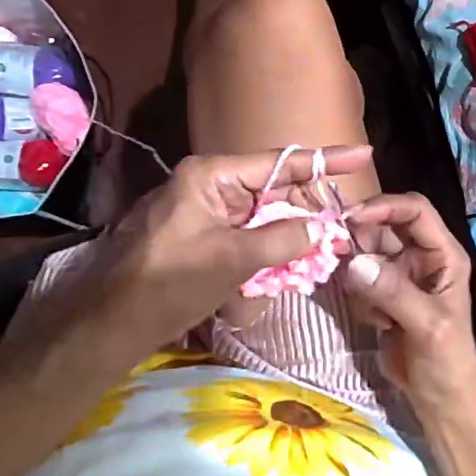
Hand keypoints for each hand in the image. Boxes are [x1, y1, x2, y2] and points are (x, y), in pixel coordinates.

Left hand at [1, 145, 374, 381]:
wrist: (111, 322)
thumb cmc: (168, 283)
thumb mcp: (231, 261)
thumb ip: (282, 240)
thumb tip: (321, 228)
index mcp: (210, 176)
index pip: (277, 162)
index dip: (323, 161)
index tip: (363, 154)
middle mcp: (207, 185)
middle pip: (271, 191)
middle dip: (304, 213)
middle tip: (340, 232)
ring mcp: (202, 211)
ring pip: (260, 218)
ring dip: (285, 241)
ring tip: (312, 260)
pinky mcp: (199, 236)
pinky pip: (243, 237)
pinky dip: (263, 255)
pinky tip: (278, 275)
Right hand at [340, 192, 475, 418]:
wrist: (439, 401)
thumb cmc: (446, 361)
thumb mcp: (427, 326)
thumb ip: (394, 292)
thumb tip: (354, 261)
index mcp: (443, 254)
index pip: (414, 211)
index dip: (384, 206)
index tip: (350, 218)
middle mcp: (421, 257)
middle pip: (383, 226)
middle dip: (361, 239)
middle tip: (339, 256)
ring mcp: (399, 275)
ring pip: (366, 251)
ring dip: (359, 273)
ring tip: (373, 308)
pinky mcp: (382, 294)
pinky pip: (359, 278)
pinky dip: (359, 296)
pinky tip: (377, 323)